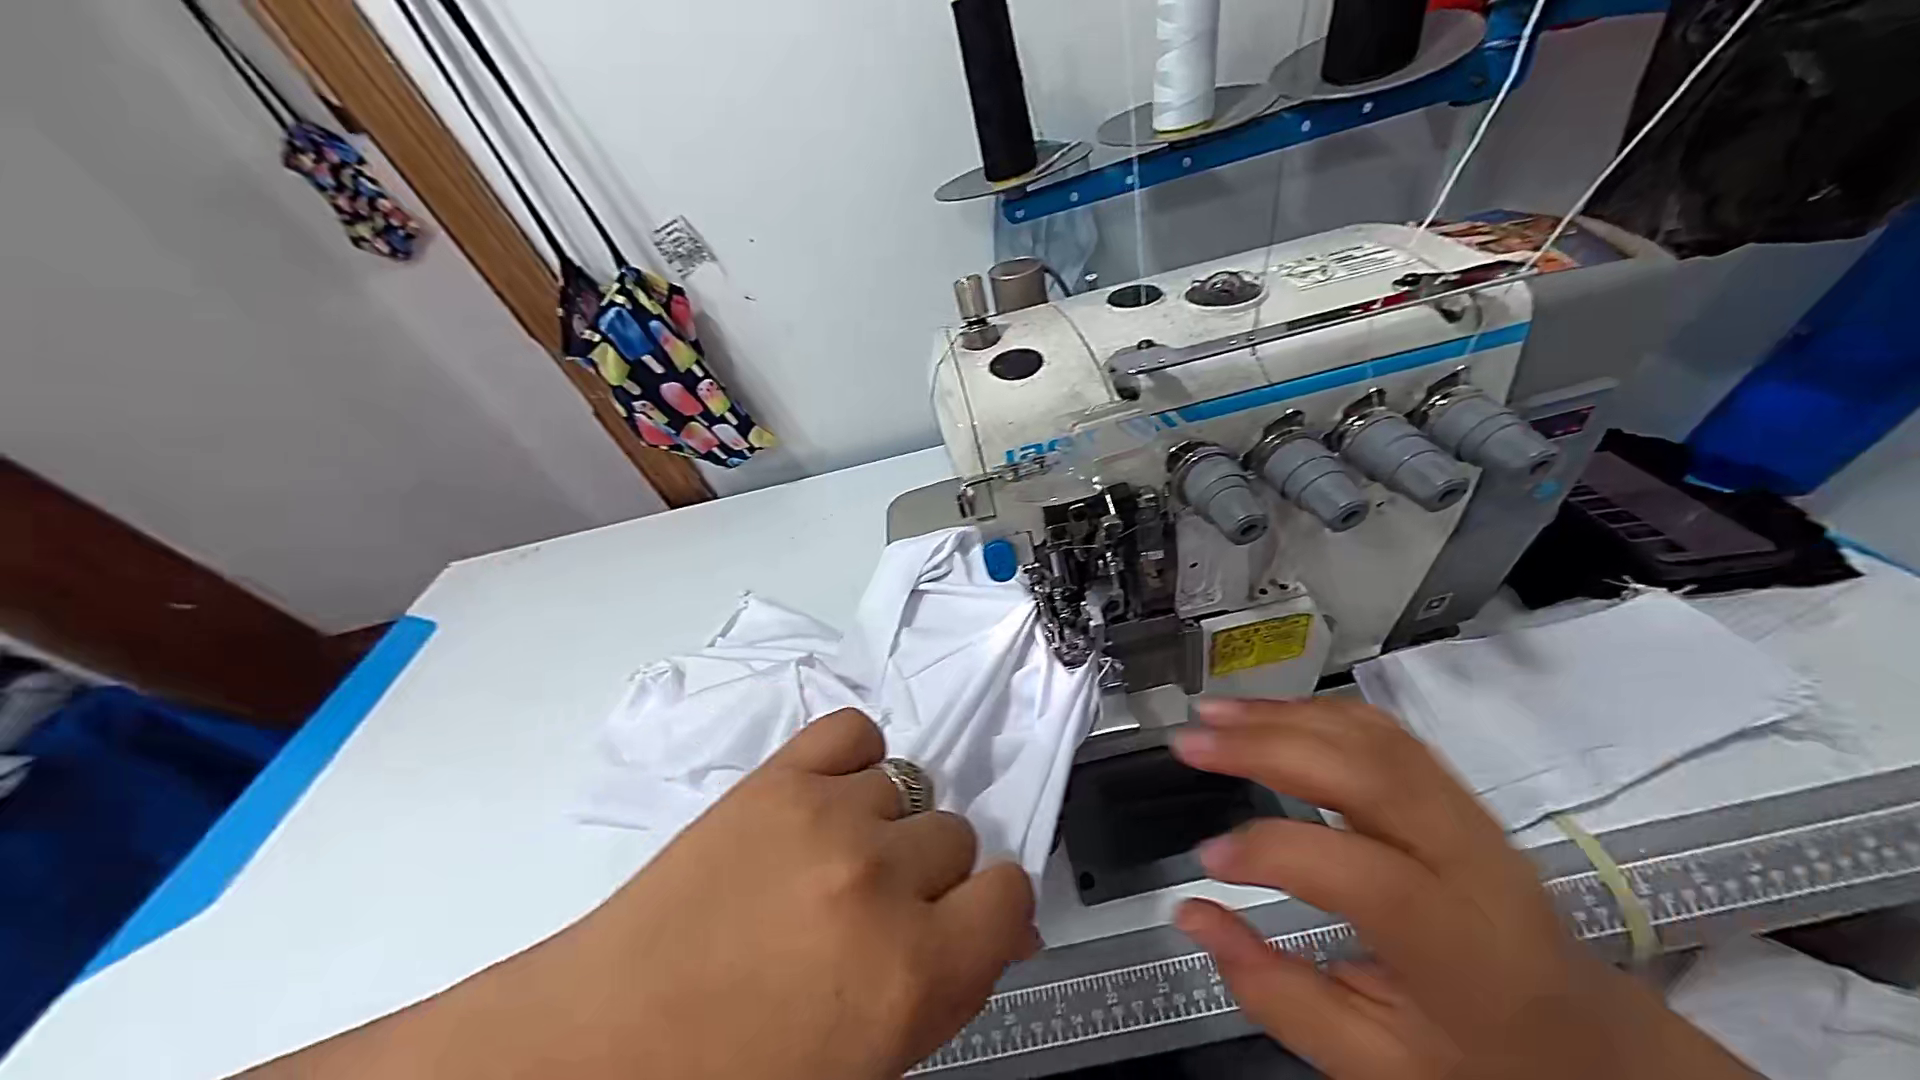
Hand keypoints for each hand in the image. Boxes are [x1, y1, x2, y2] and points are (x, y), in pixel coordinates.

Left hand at [242, 709, 1034, 1079]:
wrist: (605, 1048)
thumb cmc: (741, 1073)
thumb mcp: (873, 1060)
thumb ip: (948, 986)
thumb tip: (999, 927)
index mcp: (912, 969)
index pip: (1011, 893)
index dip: (994, 908)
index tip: (969, 915)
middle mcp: (878, 878)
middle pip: (958, 834)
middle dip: (930, 871)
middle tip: (882, 902)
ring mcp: (826, 816)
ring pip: (911, 786)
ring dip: (889, 820)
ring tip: (840, 854)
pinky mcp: (776, 778)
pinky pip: (853, 730)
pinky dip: (853, 757)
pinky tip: (829, 794)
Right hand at [1169, 698, 1757, 1079]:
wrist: (1588, 1038)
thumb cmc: (1475, 1057)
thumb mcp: (1375, 1062)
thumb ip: (1275, 993)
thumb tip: (1191, 913)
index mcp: (1463, 946)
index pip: (1364, 875)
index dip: (1273, 853)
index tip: (1205, 860)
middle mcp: (1473, 861)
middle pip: (1368, 773)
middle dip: (1266, 747)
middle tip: (1190, 742)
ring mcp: (1468, 814)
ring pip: (1373, 737)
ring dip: (1283, 716)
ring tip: (1212, 714)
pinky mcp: (1453, 791)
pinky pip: (1381, 731)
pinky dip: (1314, 711)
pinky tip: (1267, 714)